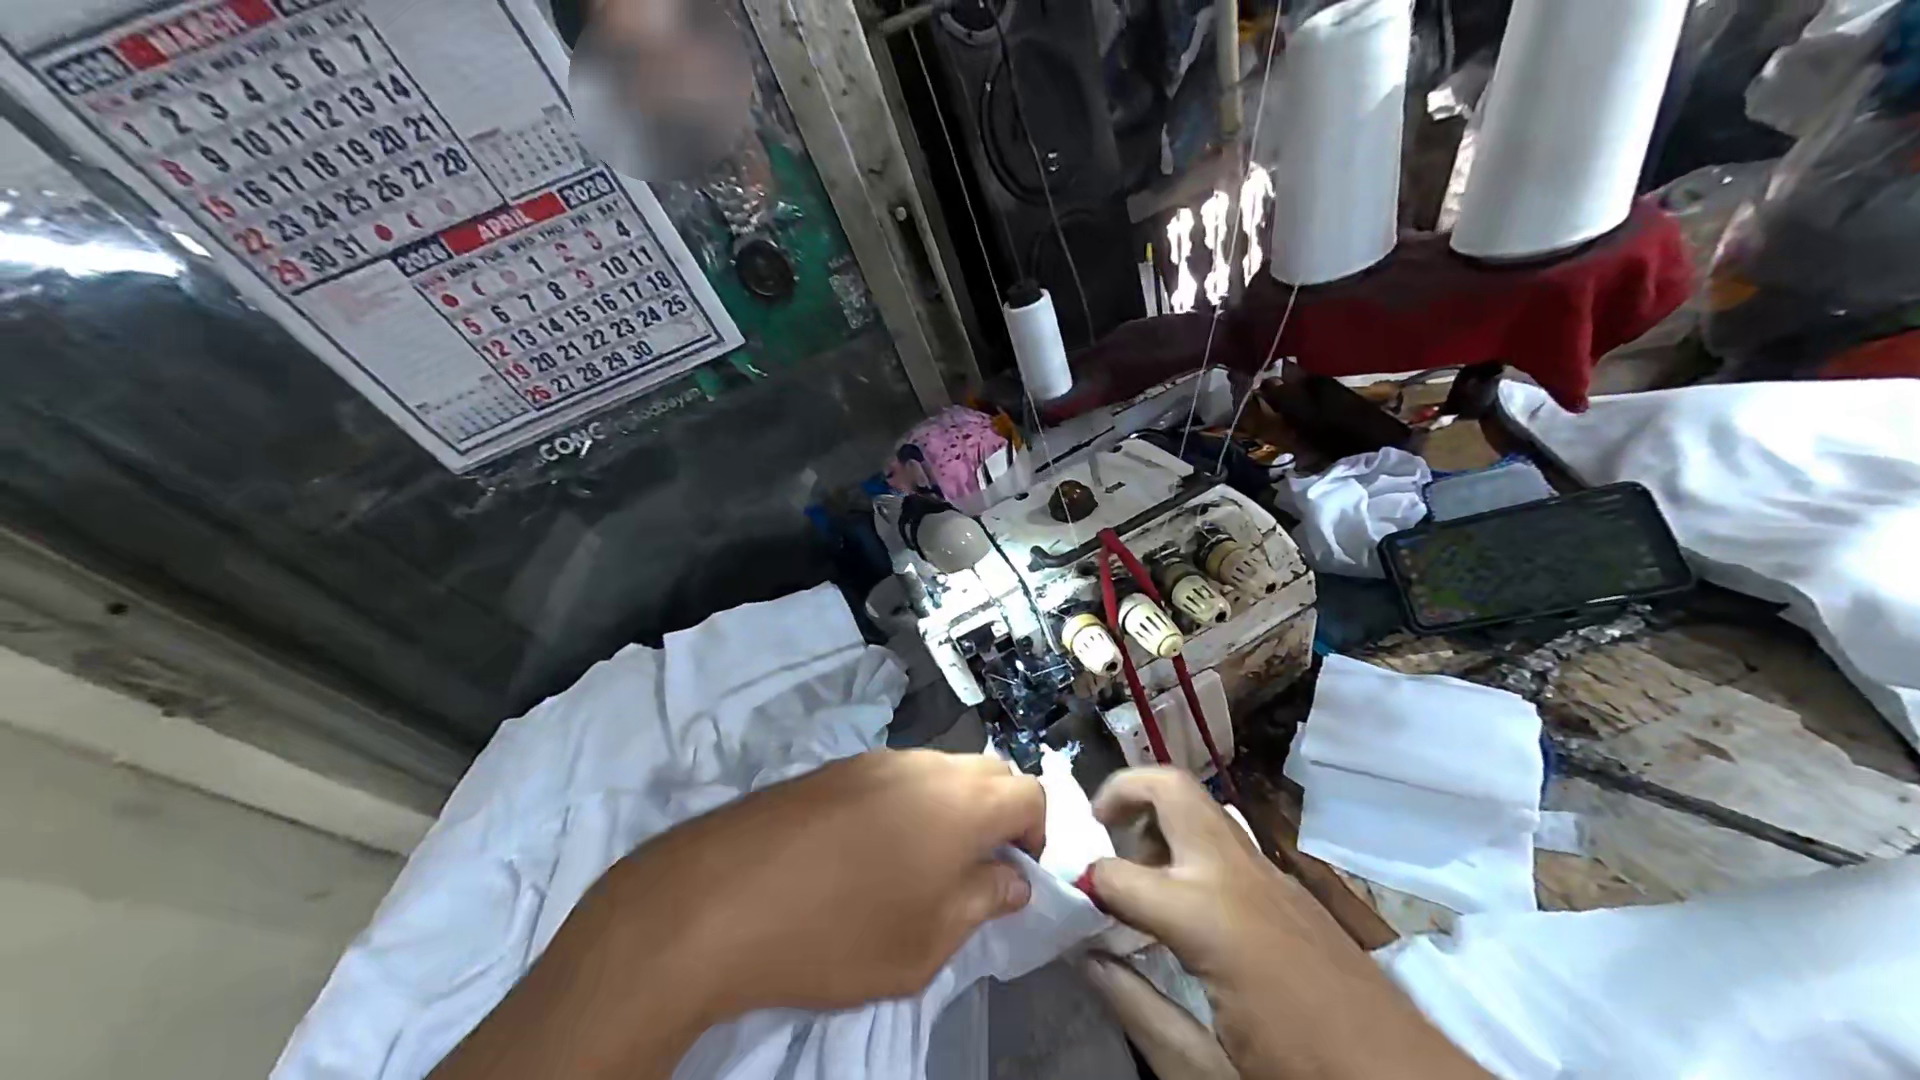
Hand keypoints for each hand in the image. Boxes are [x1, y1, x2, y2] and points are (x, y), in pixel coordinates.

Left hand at [602, 748, 1043, 1016]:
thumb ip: (981, 902)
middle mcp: (924, 766)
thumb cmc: (837, 934)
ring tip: (918, 861)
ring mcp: (874, 760)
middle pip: (988, 771)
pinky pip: (894, 774)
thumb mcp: (925, 944)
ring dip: (951, 806)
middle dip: (999, 813)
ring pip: (939, 769)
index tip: (1016, 874)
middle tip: (975, 868)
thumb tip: (1011, 878)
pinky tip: (868, 849)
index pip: (1030, 793)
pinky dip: (907, 802)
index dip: (1037, 833)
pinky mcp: (834, 767)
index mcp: (961, 803)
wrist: (718, 899)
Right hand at [1087, 768, 1489, 1079]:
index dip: (1084, 886)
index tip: (1069, 904)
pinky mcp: (1289, 886)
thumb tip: (1087, 957)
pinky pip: (1224, 839)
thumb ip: (1137, 1008)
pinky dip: (1186, 844)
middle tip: (1096, 829)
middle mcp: (1235, 873)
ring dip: (1156, 816)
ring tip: (1134, 865)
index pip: (1118, 876)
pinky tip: (1183, 900)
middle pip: (1170, 788)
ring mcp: (1268, 873)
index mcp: (1207, 916)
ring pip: (1198, 806)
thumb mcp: (1207, 1071)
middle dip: (1122, 791)